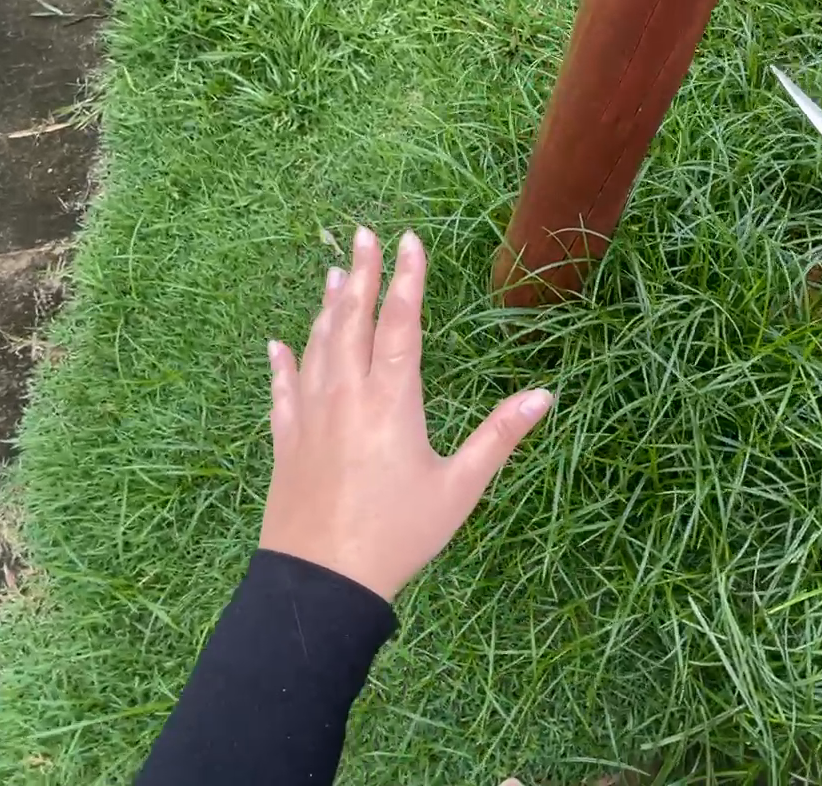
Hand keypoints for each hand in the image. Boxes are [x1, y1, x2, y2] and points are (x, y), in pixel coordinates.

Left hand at [259, 227, 553, 599]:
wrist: (319, 588)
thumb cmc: (398, 535)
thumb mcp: (460, 487)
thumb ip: (501, 436)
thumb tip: (545, 394)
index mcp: (392, 402)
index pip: (401, 324)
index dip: (407, 279)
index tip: (409, 240)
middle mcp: (347, 397)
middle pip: (352, 322)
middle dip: (360, 273)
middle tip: (362, 233)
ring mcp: (310, 417)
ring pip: (317, 347)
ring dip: (327, 307)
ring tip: (334, 272)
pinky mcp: (287, 443)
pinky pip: (282, 391)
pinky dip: (281, 364)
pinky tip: (276, 343)